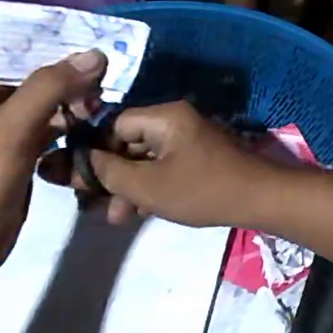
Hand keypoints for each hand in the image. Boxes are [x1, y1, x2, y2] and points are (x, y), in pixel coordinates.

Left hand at [0, 50, 106, 288]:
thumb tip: (93, 53)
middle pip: (25, 84)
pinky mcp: (8, 169)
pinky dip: (65, 131)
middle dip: (65, 81)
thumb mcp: (6, 136)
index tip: (94, 50)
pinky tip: (88, 132)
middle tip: (104, 86)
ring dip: (68, 106)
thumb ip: (48, 90)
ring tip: (101, 107)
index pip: (8, 59)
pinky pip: (41, 137)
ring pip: (38, 111)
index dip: (49, 50)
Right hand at [42, 100, 273, 227]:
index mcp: (165, 116)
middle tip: (92, 203)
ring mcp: (189, 138)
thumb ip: (107, 172)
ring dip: (129, 185)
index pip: (113, 124)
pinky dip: (150, 185)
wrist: (258, 198)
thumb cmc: (200, 189)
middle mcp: (176, 120)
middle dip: (110, 173)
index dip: (92, 151)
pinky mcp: (198, 156)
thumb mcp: (146, 185)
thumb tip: (74, 160)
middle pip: (128, 141)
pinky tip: (138, 213)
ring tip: (117, 217)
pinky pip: (163, 165)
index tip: (76, 179)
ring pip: (145, 157)